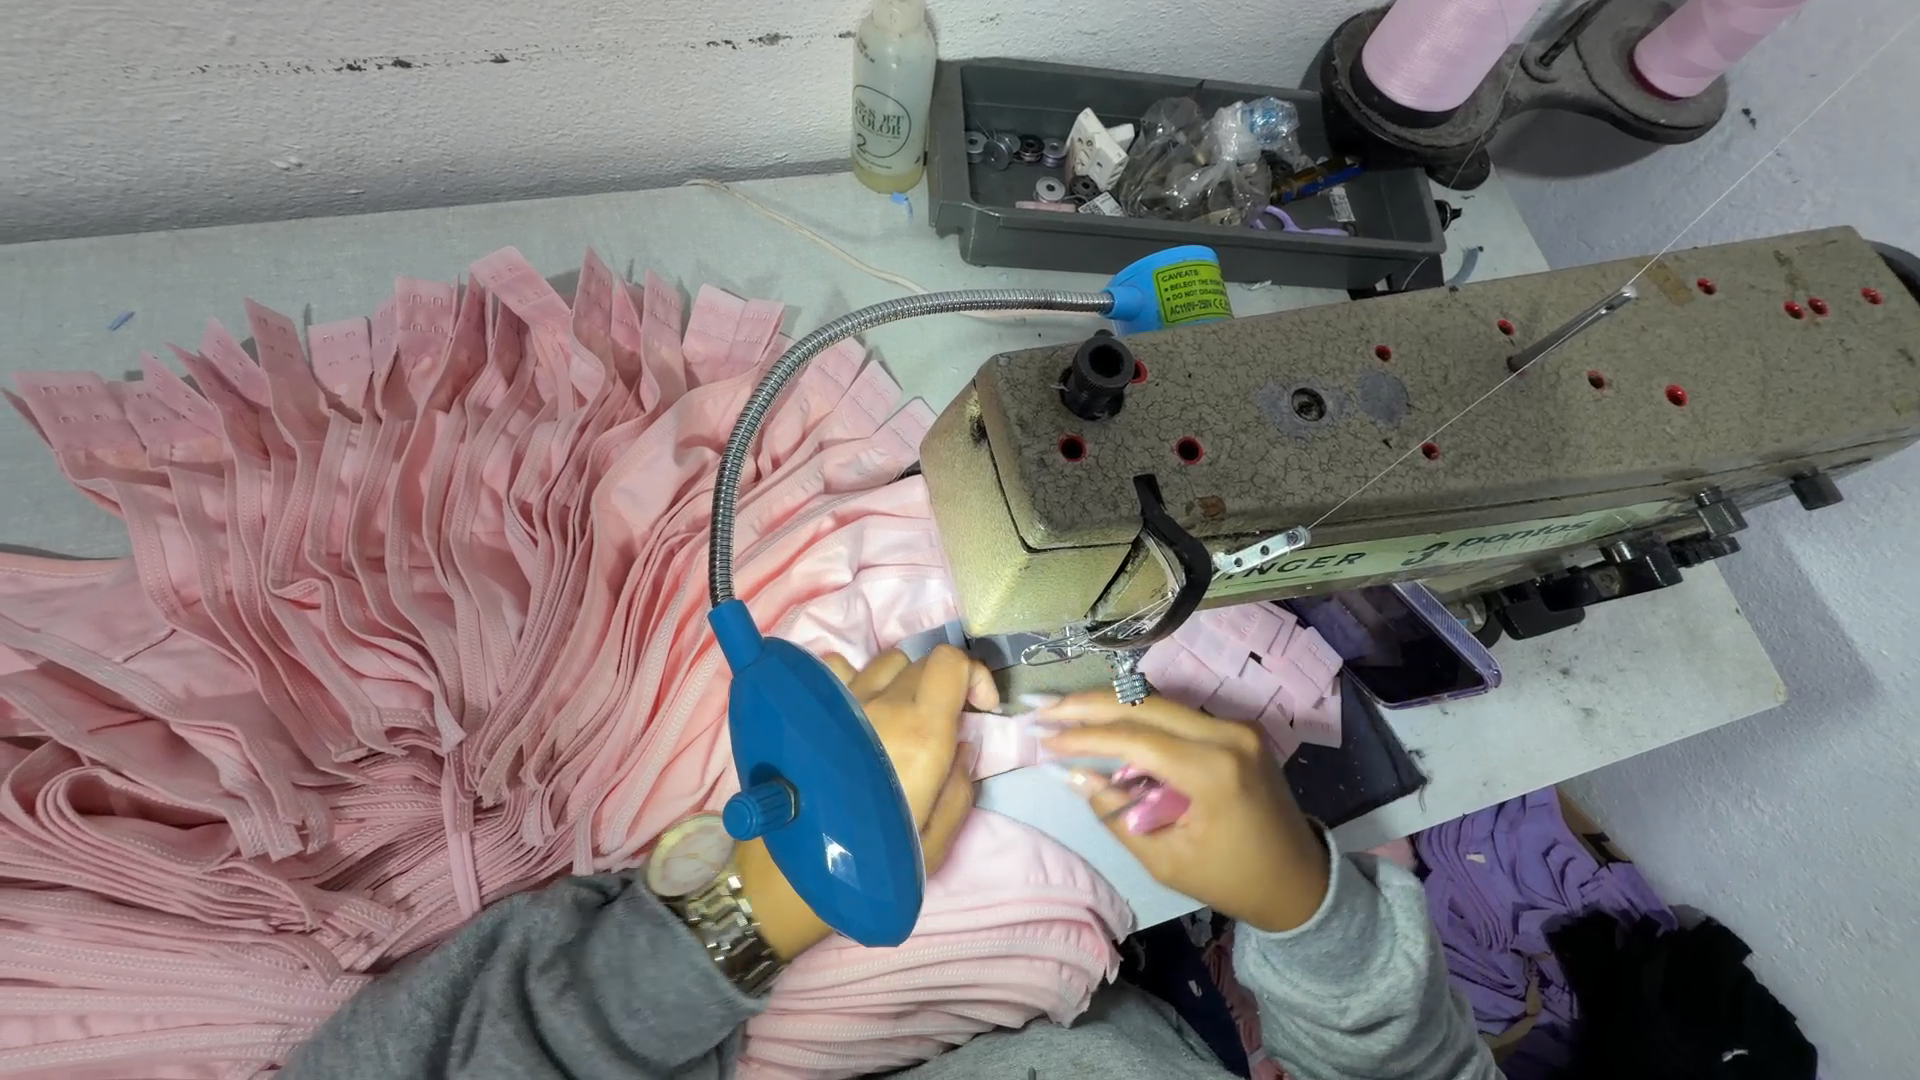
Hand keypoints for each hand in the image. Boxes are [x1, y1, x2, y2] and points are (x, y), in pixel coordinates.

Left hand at [736, 645, 995, 958]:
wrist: (788, 879)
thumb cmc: (871, 865)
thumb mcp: (935, 843)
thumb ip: (960, 789)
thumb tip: (962, 747)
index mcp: (921, 734)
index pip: (951, 662)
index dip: (974, 675)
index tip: (978, 707)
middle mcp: (882, 705)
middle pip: (924, 661)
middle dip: (944, 685)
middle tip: (941, 724)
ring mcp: (841, 703)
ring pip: (886, 662)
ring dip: (903, 682)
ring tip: (899, 719)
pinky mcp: (808, 710)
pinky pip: (838, 670)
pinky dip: (855, 680)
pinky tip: (856, 712)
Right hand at [1040, 693, 1330, 932]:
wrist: (1300, 881)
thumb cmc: (1233, 880)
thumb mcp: (1165, 860)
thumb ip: (1115, 813)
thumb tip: (1071, 774)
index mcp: (1214, 771)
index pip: (1134, 737)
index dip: (1083, 735)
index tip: (1042, 738)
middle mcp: (1227, 735)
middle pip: (1142, 703)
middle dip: (1086, 704)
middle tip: (1042, 709)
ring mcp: (1235, 726)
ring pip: (1155, 700)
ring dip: (1107, 705)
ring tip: (1062, 710)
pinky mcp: (1235, 728)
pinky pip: (1173, 714)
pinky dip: (1134, 716)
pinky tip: (1101, 721)